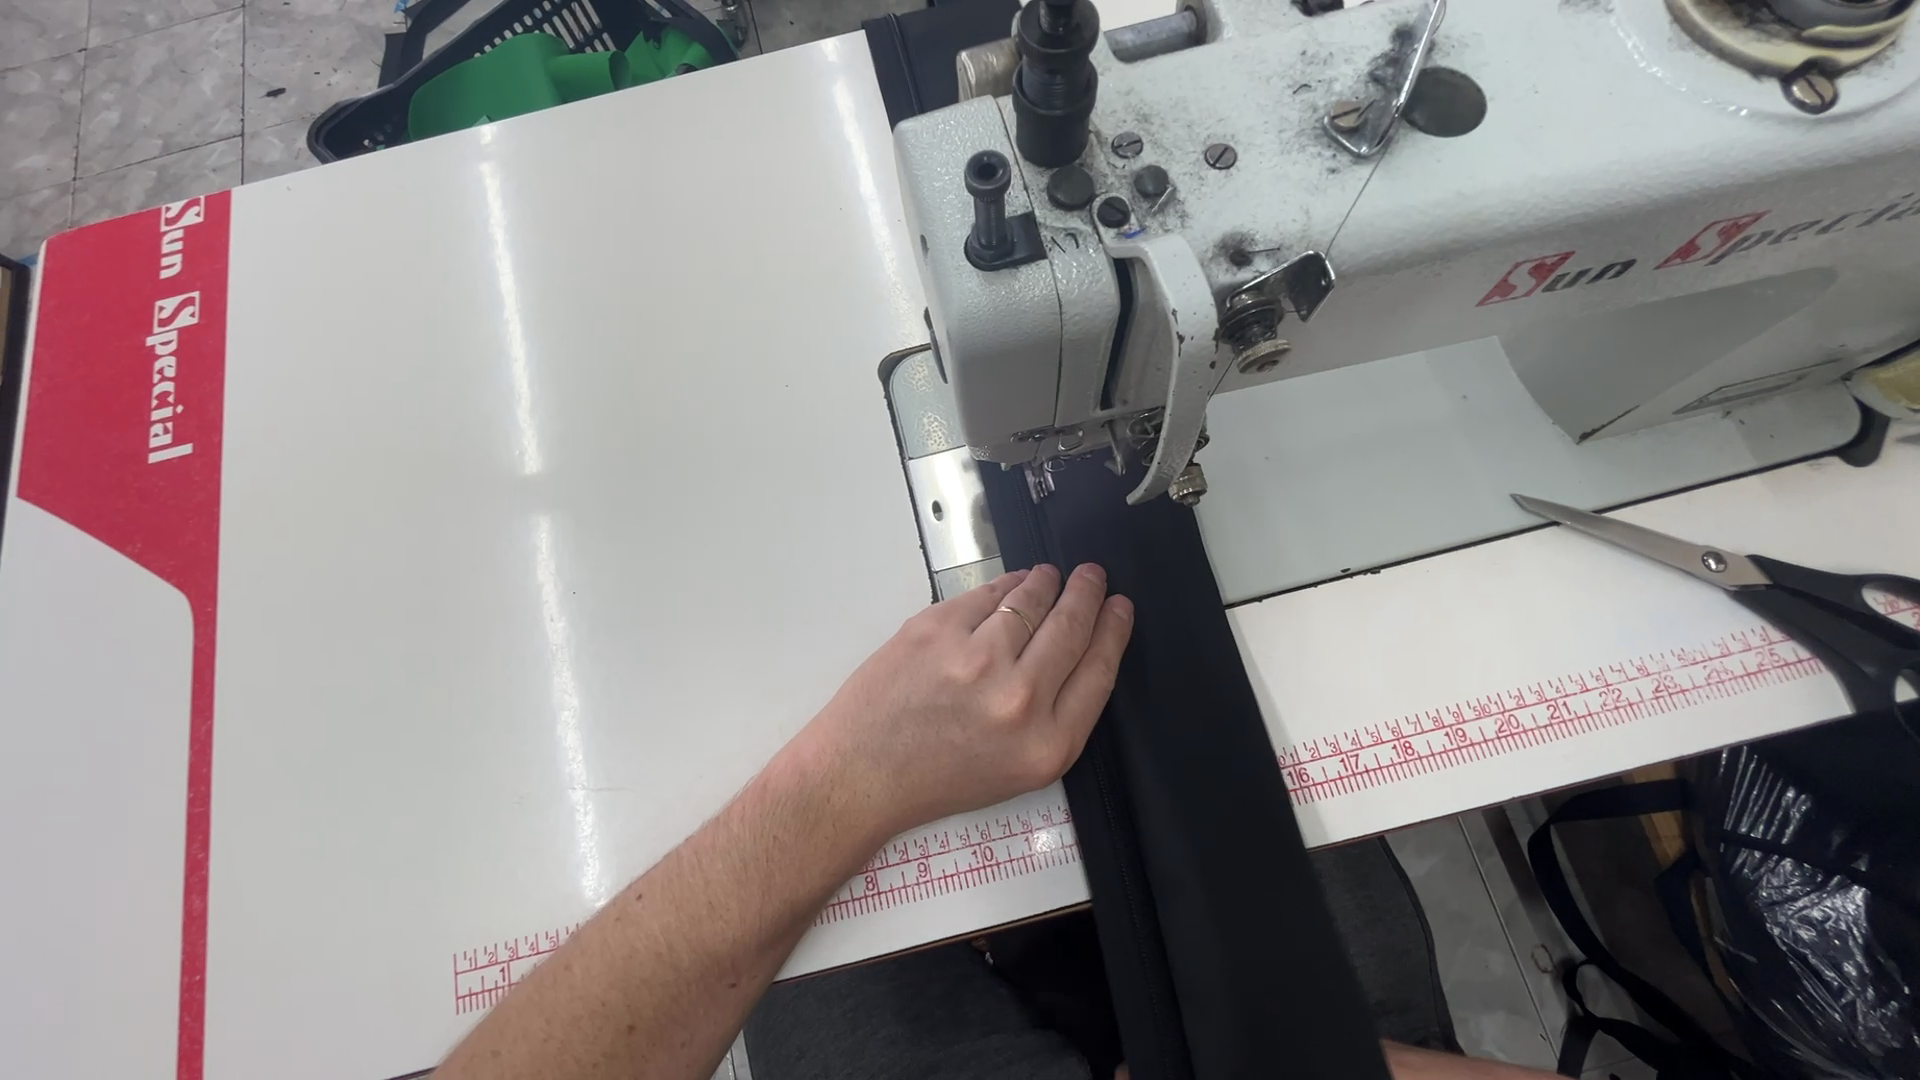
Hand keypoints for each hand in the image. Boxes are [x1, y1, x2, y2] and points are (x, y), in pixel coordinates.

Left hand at [793, 564, 1132, 839]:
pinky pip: (987, 593)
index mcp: (1047, 744)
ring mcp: (975, 658)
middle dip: (1087, 594)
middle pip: (1070, 628)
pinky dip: (1007, 583)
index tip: (1120, 608)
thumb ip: (1056, 717)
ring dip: (1047, 582)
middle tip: (1094, 576)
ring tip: (1053, 575)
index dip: (1113, 631)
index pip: (1098, 670)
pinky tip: (1015, 582)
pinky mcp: (937, 629)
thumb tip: (1076, 651)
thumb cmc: (938, 777)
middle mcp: (1018, 699)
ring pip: (1030, 601)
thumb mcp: (1018, 769)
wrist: (863, 773)